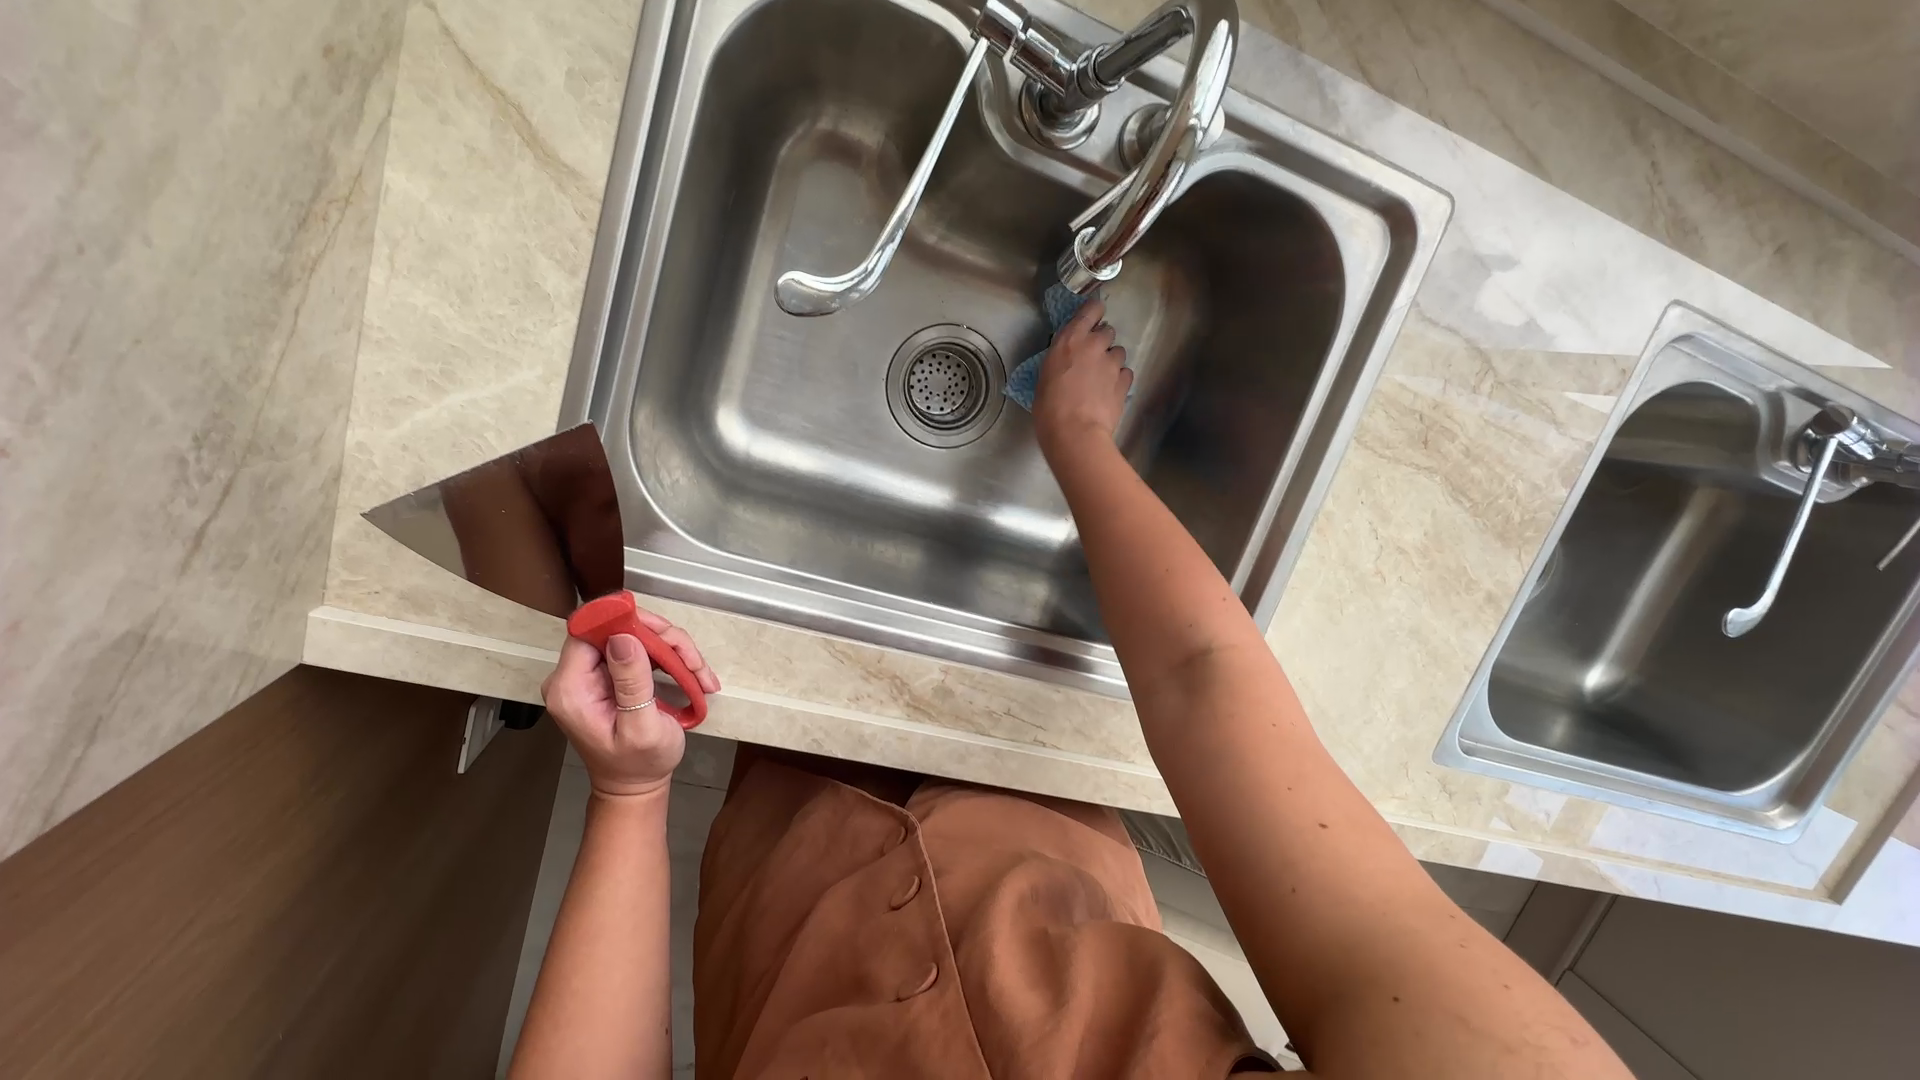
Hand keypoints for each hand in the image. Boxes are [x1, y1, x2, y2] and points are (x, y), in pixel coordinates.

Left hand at [540, 600, 722, 800]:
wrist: (636, 786)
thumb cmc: (640, 764)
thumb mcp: (642, 727)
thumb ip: (631, 683)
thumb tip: (622, 638)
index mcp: (571, 689)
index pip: (588, 633)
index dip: (623, 624)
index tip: (660, 633)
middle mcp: (575, 676)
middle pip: (616, 629)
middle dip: (660, 638)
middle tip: (691, 660)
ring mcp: (593, 674)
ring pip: (634, 635)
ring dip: (671, 648)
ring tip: (698, 673)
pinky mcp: (611, 674)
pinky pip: (640, 648)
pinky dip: (669, 657)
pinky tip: (691, 674)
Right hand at [1033, 295, 1131, 460]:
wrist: (1075, 432)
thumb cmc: (1049, 408)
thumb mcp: (1045, 376)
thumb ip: (1061, 359)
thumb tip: (1068, 360)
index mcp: (1070, 340)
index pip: (1091, 310)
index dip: (1094, 312)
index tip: (1092, 318)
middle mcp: (1094, 345)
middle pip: (1107, 331)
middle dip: (1101, 341)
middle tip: (1091, 358)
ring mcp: (1113, 363)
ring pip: (1118, 352)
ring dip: (1111, 361)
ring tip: (1101, 379)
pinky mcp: (1125, 382)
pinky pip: (1125, 372)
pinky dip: (1119, 379)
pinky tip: (1109, 391)